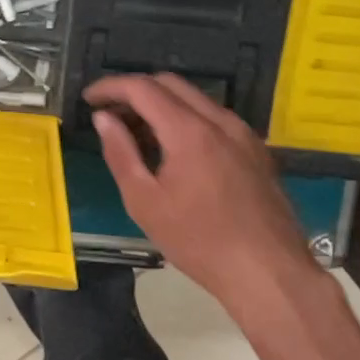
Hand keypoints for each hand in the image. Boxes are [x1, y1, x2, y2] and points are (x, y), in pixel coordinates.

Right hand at [84, 74, 316, 306]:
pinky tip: (175, 151)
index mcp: (190, 130)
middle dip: (136, 91)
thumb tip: (104, 118)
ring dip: (162, 105)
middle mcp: (220, 120)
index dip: (111, 86)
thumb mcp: (145, 202)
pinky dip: (187, 120)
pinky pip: (215, 119)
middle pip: (170, 84)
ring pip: (195, 99)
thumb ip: (121, 153)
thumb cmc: (199, 242)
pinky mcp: (257, 150)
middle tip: (110, 114)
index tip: (89, 98)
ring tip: (138, 135)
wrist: (269, 274)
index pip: (143, 88)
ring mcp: (244, 133)